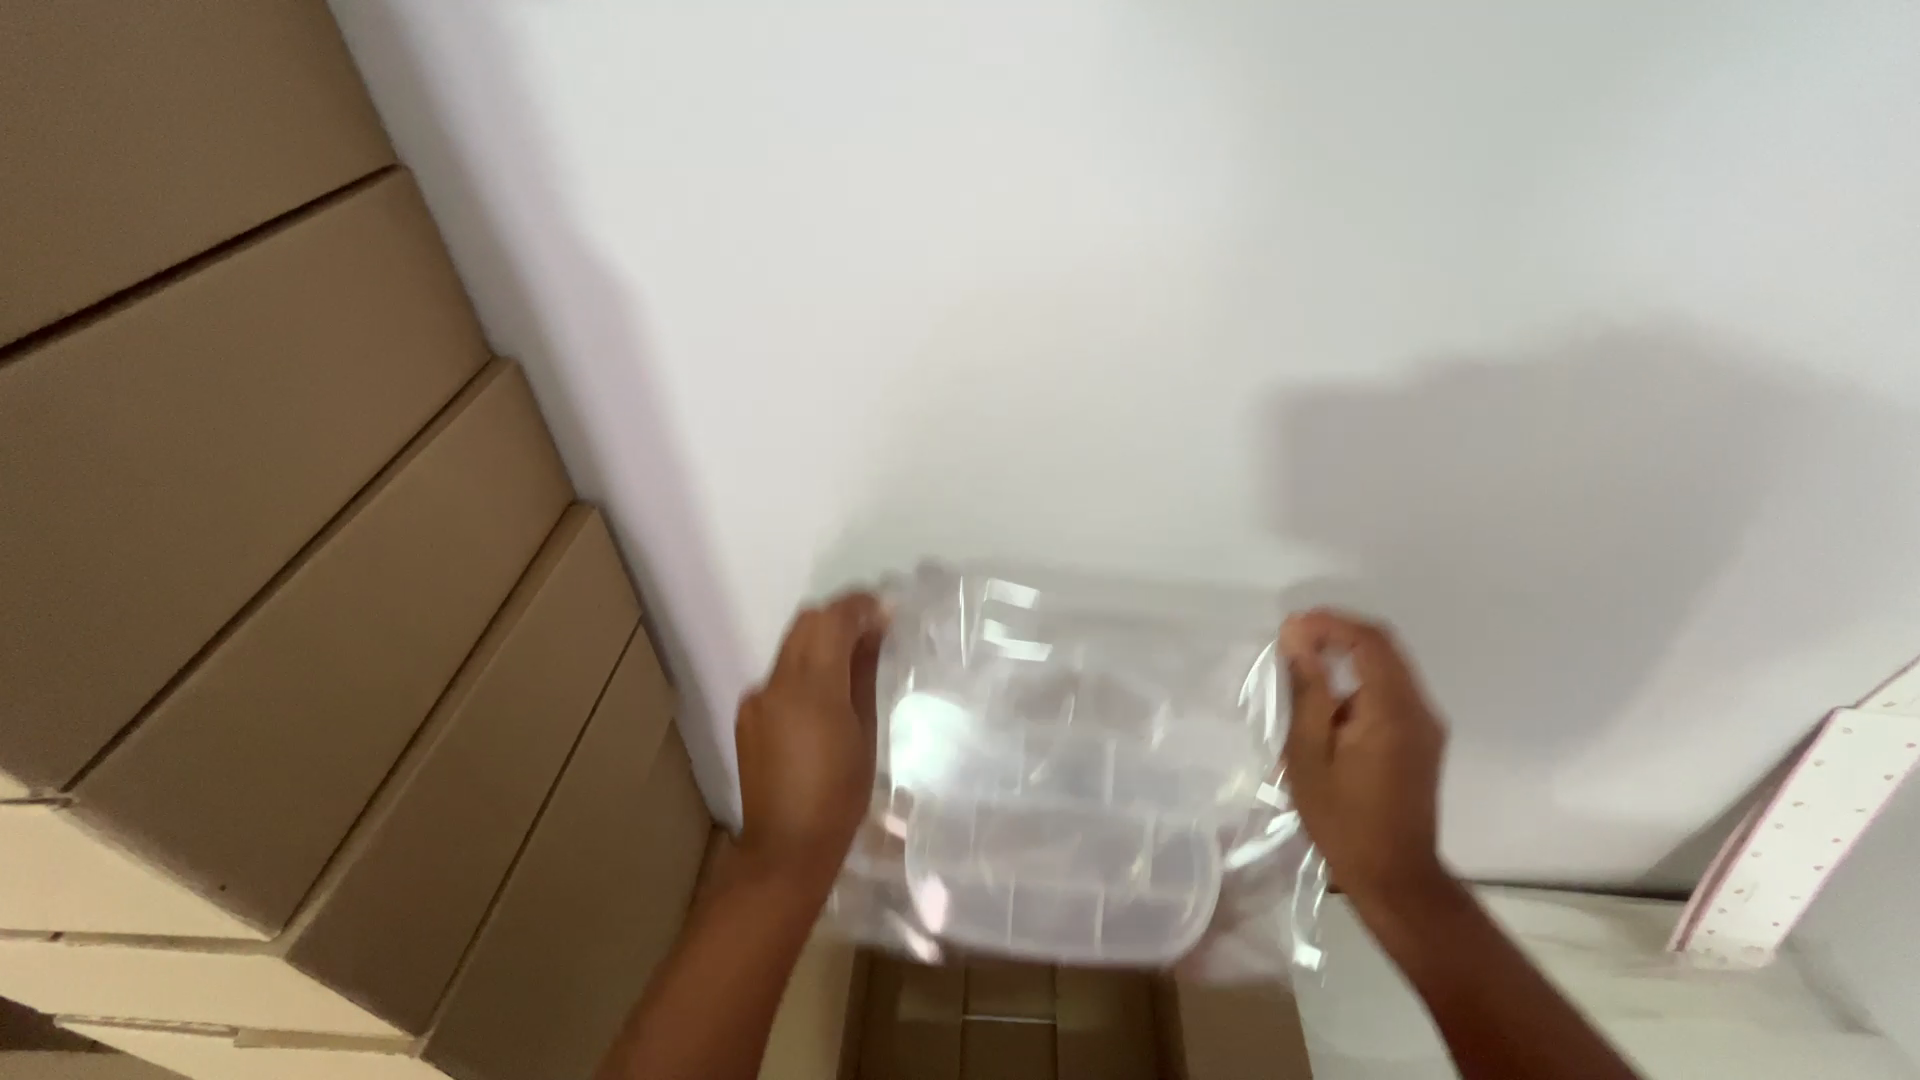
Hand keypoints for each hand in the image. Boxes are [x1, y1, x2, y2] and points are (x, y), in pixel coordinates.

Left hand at [735, 592, 886, 880]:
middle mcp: (777, 682)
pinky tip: (824, 698)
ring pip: (792, 645)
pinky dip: (805, 668)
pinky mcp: (747, 714)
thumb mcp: (865, 732)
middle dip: (840, 616)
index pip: (833, 619)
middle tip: (875, 630)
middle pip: (807, 622)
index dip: (861, 605)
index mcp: (813, 687)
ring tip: (854, 661)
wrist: (786, 846)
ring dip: (822, 640)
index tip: (887, 611)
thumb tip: (875, 630)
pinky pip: (780, 674)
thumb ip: (865, 673)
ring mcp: (757, 697)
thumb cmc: (840, 795)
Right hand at [1280, 609, 1450, 905]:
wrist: (1394, 874)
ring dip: (1348, 654)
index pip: (1369, 640)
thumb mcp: (1309, 752)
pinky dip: (1360, 678)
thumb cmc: (1341, 817)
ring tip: (1304, 663)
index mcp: (1393, 710)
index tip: (1290, 628)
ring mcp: (1427, 725)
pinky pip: (1392, 689)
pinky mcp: (1423, 739)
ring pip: (1389, 666)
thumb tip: (1298, 637)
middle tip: (1293, 638)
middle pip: (1384, 647)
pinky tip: (1328, 697)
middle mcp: (1420, 708)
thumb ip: (1307, 690)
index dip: (1329, 623)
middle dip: (1338, 632)